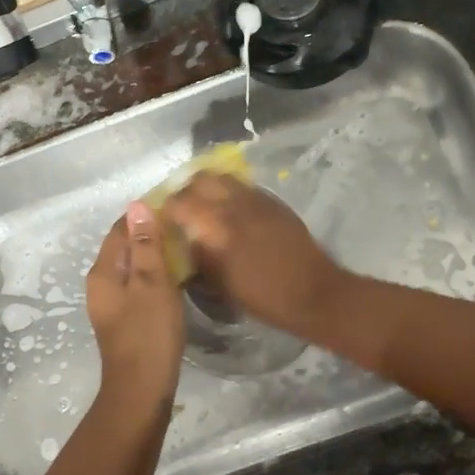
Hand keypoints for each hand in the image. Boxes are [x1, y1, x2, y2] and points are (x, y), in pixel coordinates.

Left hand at [86, 202, 183, 407]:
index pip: (121, 229)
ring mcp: (113, 304)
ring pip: (134, 269)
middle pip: (126, 248)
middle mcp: (102, 284)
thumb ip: (145, 245)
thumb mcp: (152, 284)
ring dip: (156, 258)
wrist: (142, 388)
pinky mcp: (126, 320)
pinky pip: (140, 288)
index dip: (145, 216)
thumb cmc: (148, 333)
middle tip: (186, 230)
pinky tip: (178, 282)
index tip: (176, 210)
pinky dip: (157, 279)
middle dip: (152, 236)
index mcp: (103, 272)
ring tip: (187, 251)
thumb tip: (137, 206)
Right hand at [161, 174, 350, 333]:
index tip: (162, 218)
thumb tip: (185, 238)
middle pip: (201, 179)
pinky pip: (245, 187)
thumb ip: (199, 254)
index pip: (180, 203)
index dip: (167, 208)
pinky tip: (232, 211)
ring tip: (207, 205)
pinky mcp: (275, 202)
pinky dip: (231, 193)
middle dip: (187, 190)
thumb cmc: (264, 297)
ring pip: (224, 178)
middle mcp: (235, 205)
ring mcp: (258, 199)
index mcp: (218, 227)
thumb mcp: (221, 282)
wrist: (312, 292)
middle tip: (184, 207)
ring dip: (210, 187)